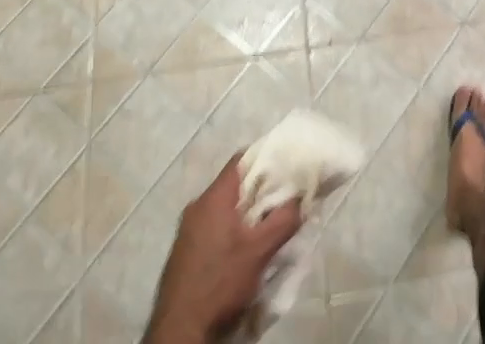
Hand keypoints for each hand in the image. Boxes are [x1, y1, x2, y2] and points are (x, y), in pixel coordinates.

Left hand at [145, 155, 303, 343]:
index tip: (291, 164)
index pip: (242, 160)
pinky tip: (251, 246)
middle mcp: (197, 207)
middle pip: (236, 185)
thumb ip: (284, 219)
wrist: (181, 330)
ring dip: (251, 213)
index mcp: (213, 198)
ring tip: (275, 223)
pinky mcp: (188, 250)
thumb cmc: (220, 282)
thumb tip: (303, 196)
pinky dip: (237, 229)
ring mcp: (189, 230)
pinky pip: (217, 226)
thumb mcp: (260, 251)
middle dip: (264, 190)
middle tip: (289, 198)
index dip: (268, 157)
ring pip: (227, 208)